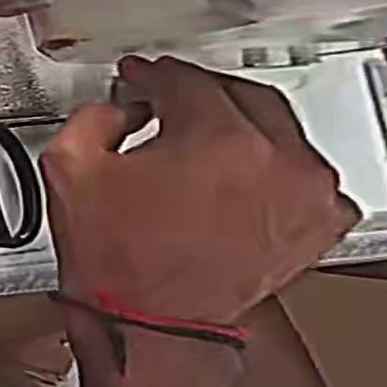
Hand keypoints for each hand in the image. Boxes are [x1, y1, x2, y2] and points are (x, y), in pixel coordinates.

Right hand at [41, 56, 358, 324]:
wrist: (149, 313)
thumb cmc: (114, 252)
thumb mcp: (67, 168)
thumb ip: (91, 118)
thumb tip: (117, 109)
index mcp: (218, 140)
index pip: (185, 82)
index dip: (151, 73)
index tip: (138, 74)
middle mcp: (279, 159)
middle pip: (243, 96)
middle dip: (197, 89)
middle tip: (164, 93)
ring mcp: (309, 192)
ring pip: (279, 132)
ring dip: (235, 124)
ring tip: (193, 134)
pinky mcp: (320, 221)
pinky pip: (301, 172)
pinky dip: (266, 163)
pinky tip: (230, 171)